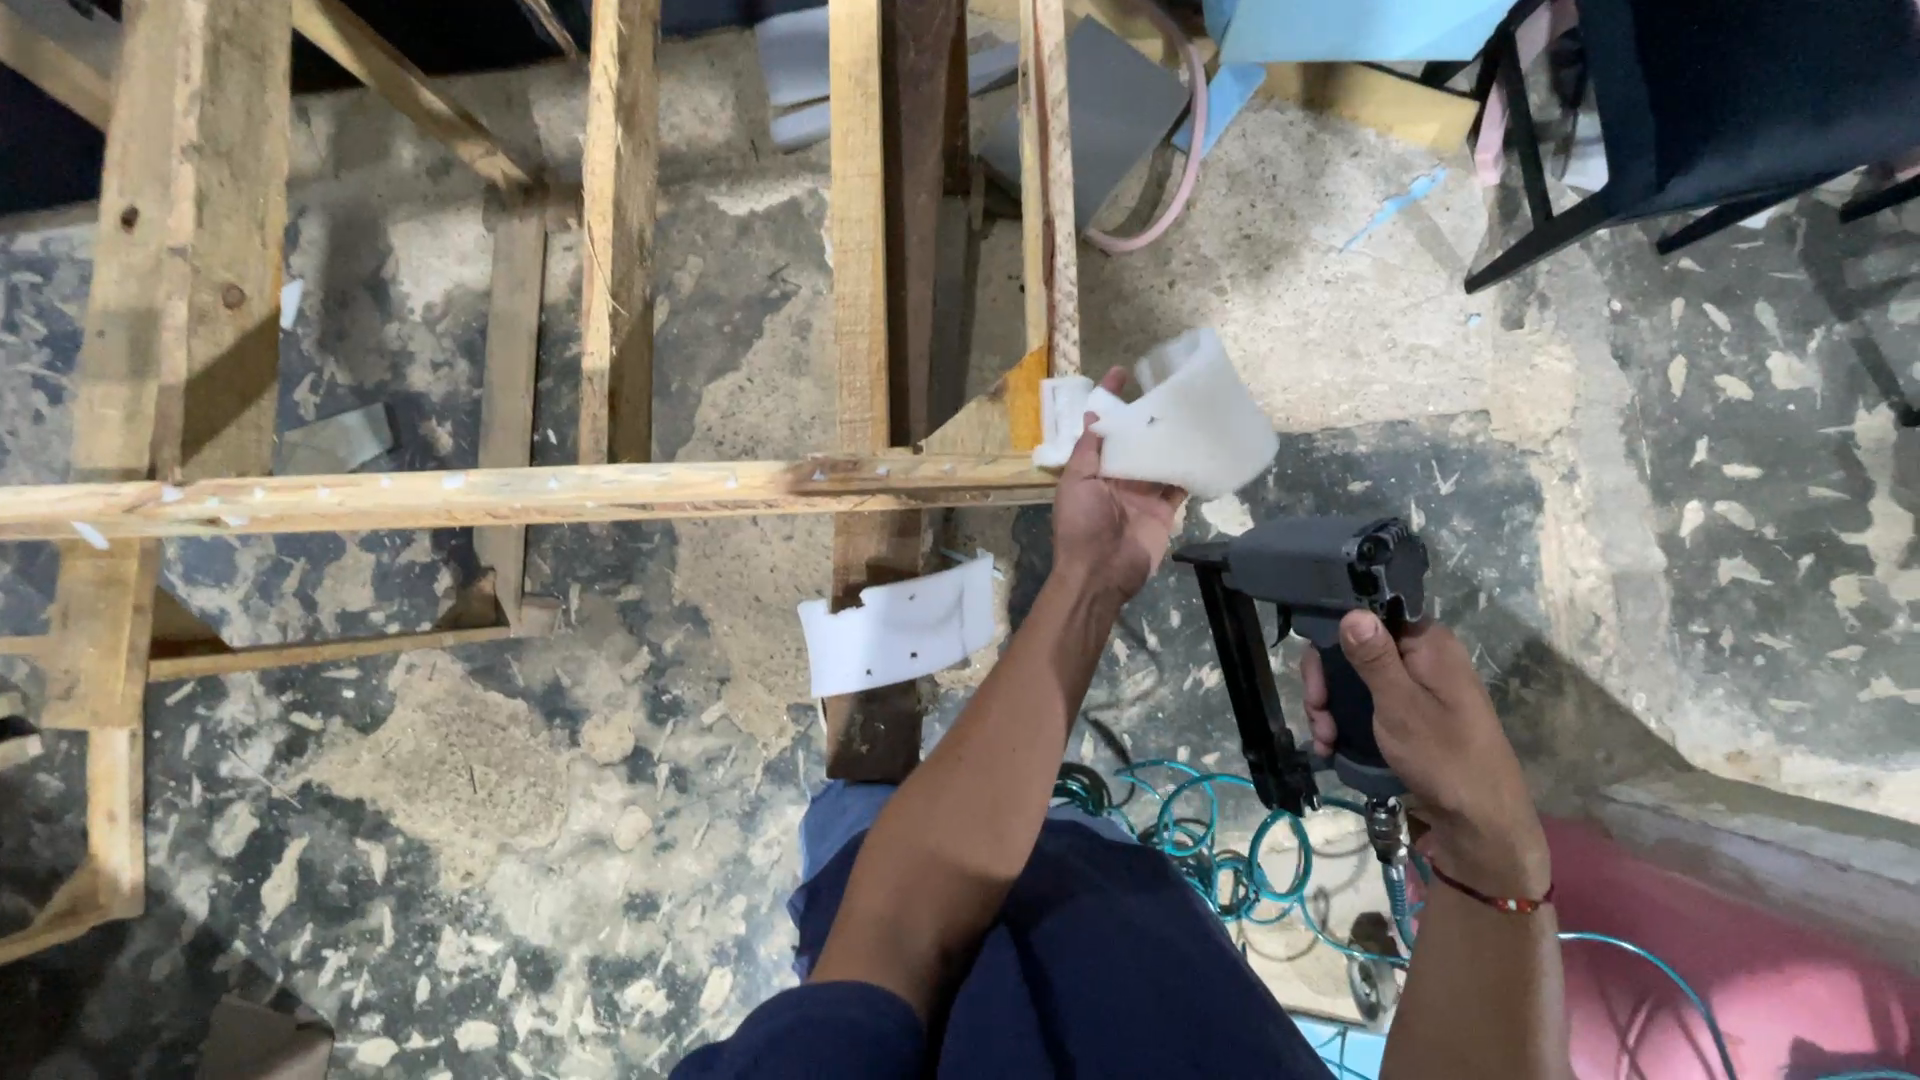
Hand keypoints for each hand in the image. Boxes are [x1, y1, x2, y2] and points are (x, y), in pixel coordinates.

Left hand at [1051, 367, 1185, 602]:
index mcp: (1092, 469)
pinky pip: (1178, 484)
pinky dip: (1189, 468)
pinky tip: (1203, 446)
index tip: (1122, 373)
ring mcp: (1142, 493)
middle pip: (1134, 441)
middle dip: (1146, 417)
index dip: (1109, 401)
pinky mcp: (1164, 509)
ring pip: (1158, 458)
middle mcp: (1117, 477)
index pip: (1101, 428)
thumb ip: (1087, 450)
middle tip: (1168, 388)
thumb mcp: (1076, 483)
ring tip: (1189, 409)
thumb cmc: (1081, 526)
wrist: (1100, 574)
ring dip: (1170, 438)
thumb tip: (1090, 414)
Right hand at [1301, 613, 1550, 898]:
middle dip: (1327, 682)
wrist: (1480, 821)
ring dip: (1331, 706)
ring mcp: (1415, 686)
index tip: (1316, 676)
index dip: (1334, 640)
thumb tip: (1352, 611)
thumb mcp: (1400, 706)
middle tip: (1316, 713)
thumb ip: (1374, 658)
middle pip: (1355, 649)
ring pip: (1354, 679)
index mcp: (1428, 644)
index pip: (1369, 617)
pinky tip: (1332, 743)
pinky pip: (1366, 702)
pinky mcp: (1409, 712)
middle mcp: (1422, 657)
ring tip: (1324, 738)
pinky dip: (1344, 720)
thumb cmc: (1444, 758)